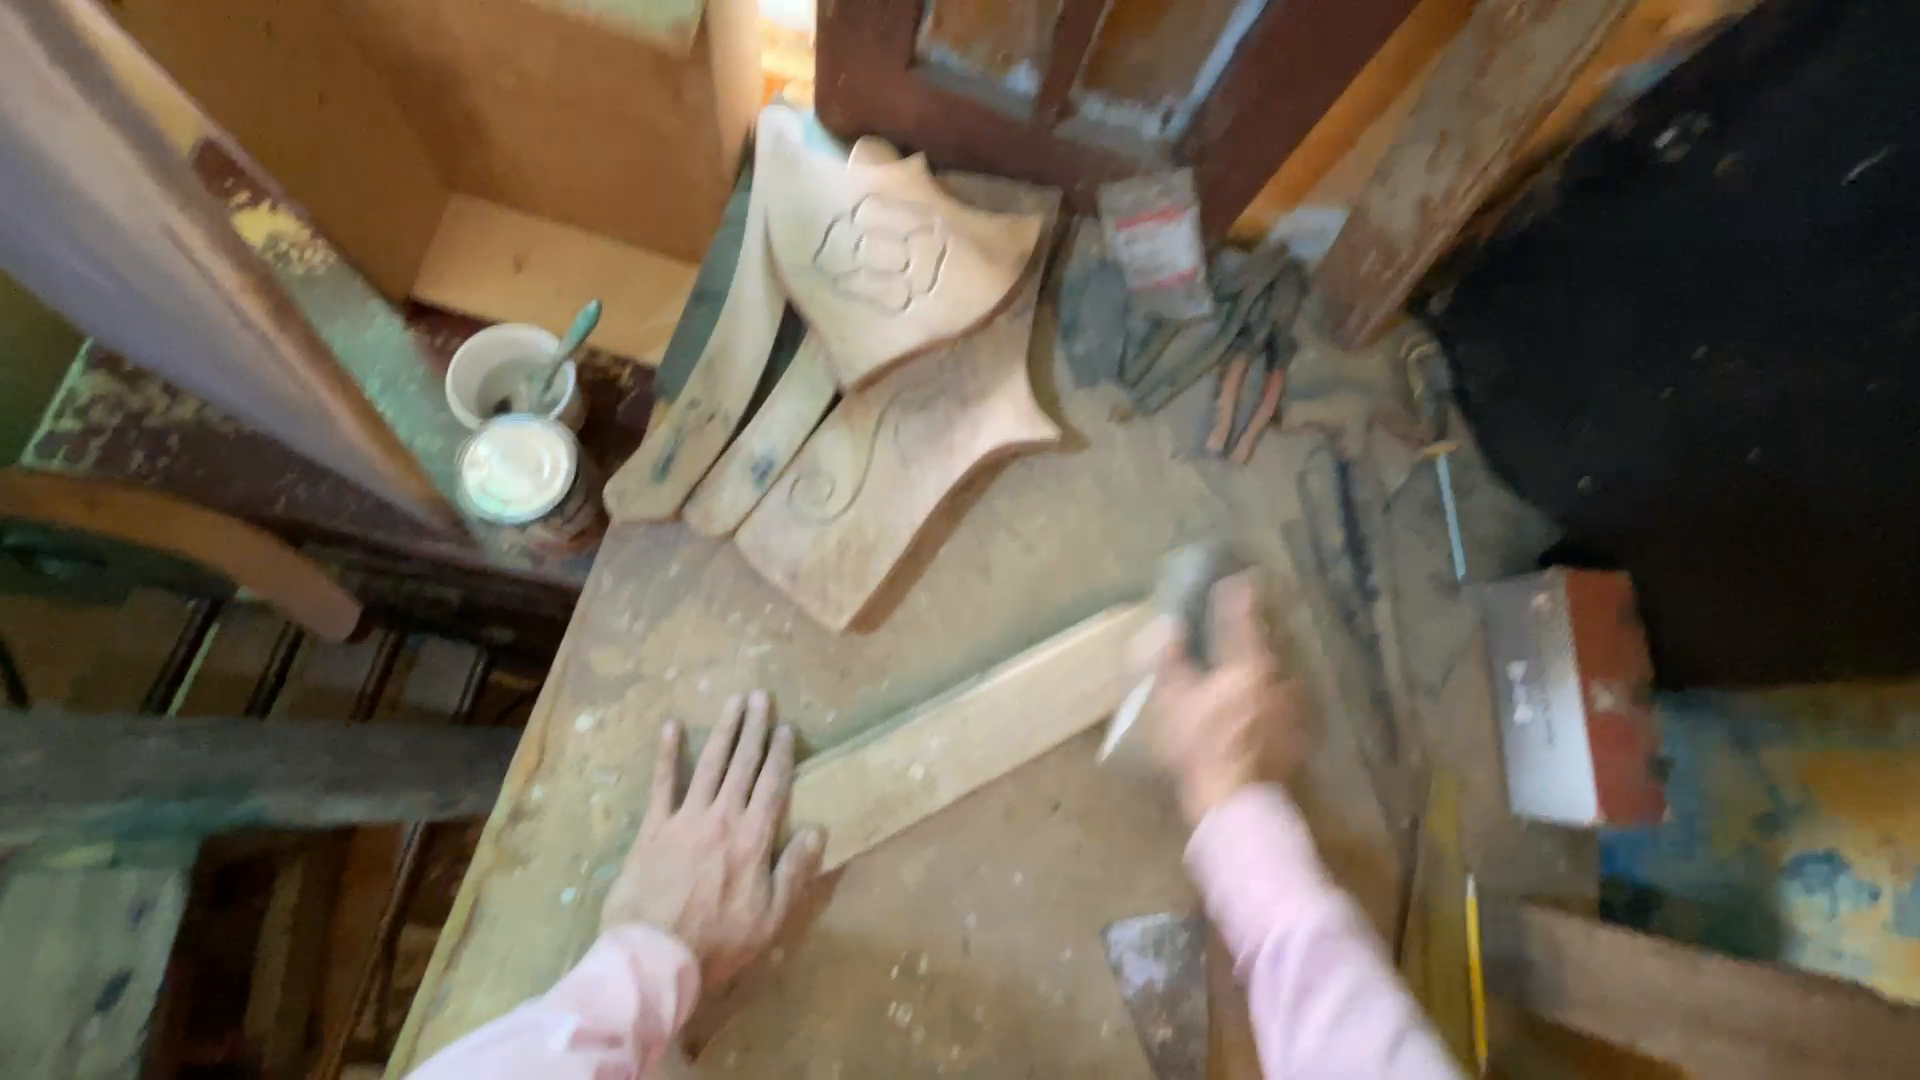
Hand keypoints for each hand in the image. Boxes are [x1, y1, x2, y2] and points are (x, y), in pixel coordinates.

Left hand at [602, 691, 824, 987]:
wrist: (654, 959)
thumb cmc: (718, 942)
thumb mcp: (770, 918)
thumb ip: (794, 871)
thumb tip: (817, 831)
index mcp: (753, 838)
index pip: (772, 784)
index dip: (780, 754)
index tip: (786, 727)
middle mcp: (722, 817)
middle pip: (743, 764)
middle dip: (754, 728)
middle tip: (760, 696)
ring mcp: (685, 819)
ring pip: (710, 764)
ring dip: (723, 730)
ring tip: (733, 701)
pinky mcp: (653, 829)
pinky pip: (662, 784)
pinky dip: (667, 754)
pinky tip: (672, 727)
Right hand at [1138, 573, 1306, 823]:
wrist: (1233, 798)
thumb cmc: (1198, 744)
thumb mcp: (1172, 700)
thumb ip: (1170, 659)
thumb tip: (1169, 625)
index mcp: (1246, 666)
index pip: (1241, 623)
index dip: (1238, 600)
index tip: (1239, 580)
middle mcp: (1276, 681)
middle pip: (1267, 649)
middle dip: (1257, 638)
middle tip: (1248, 629)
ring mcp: (1291, 711)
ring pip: (1281, 680)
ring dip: (1269, 672)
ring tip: (1256, 672)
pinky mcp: (1297, 737)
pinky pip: (1288, 710)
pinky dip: (1277, 704)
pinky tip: (1268, 712)